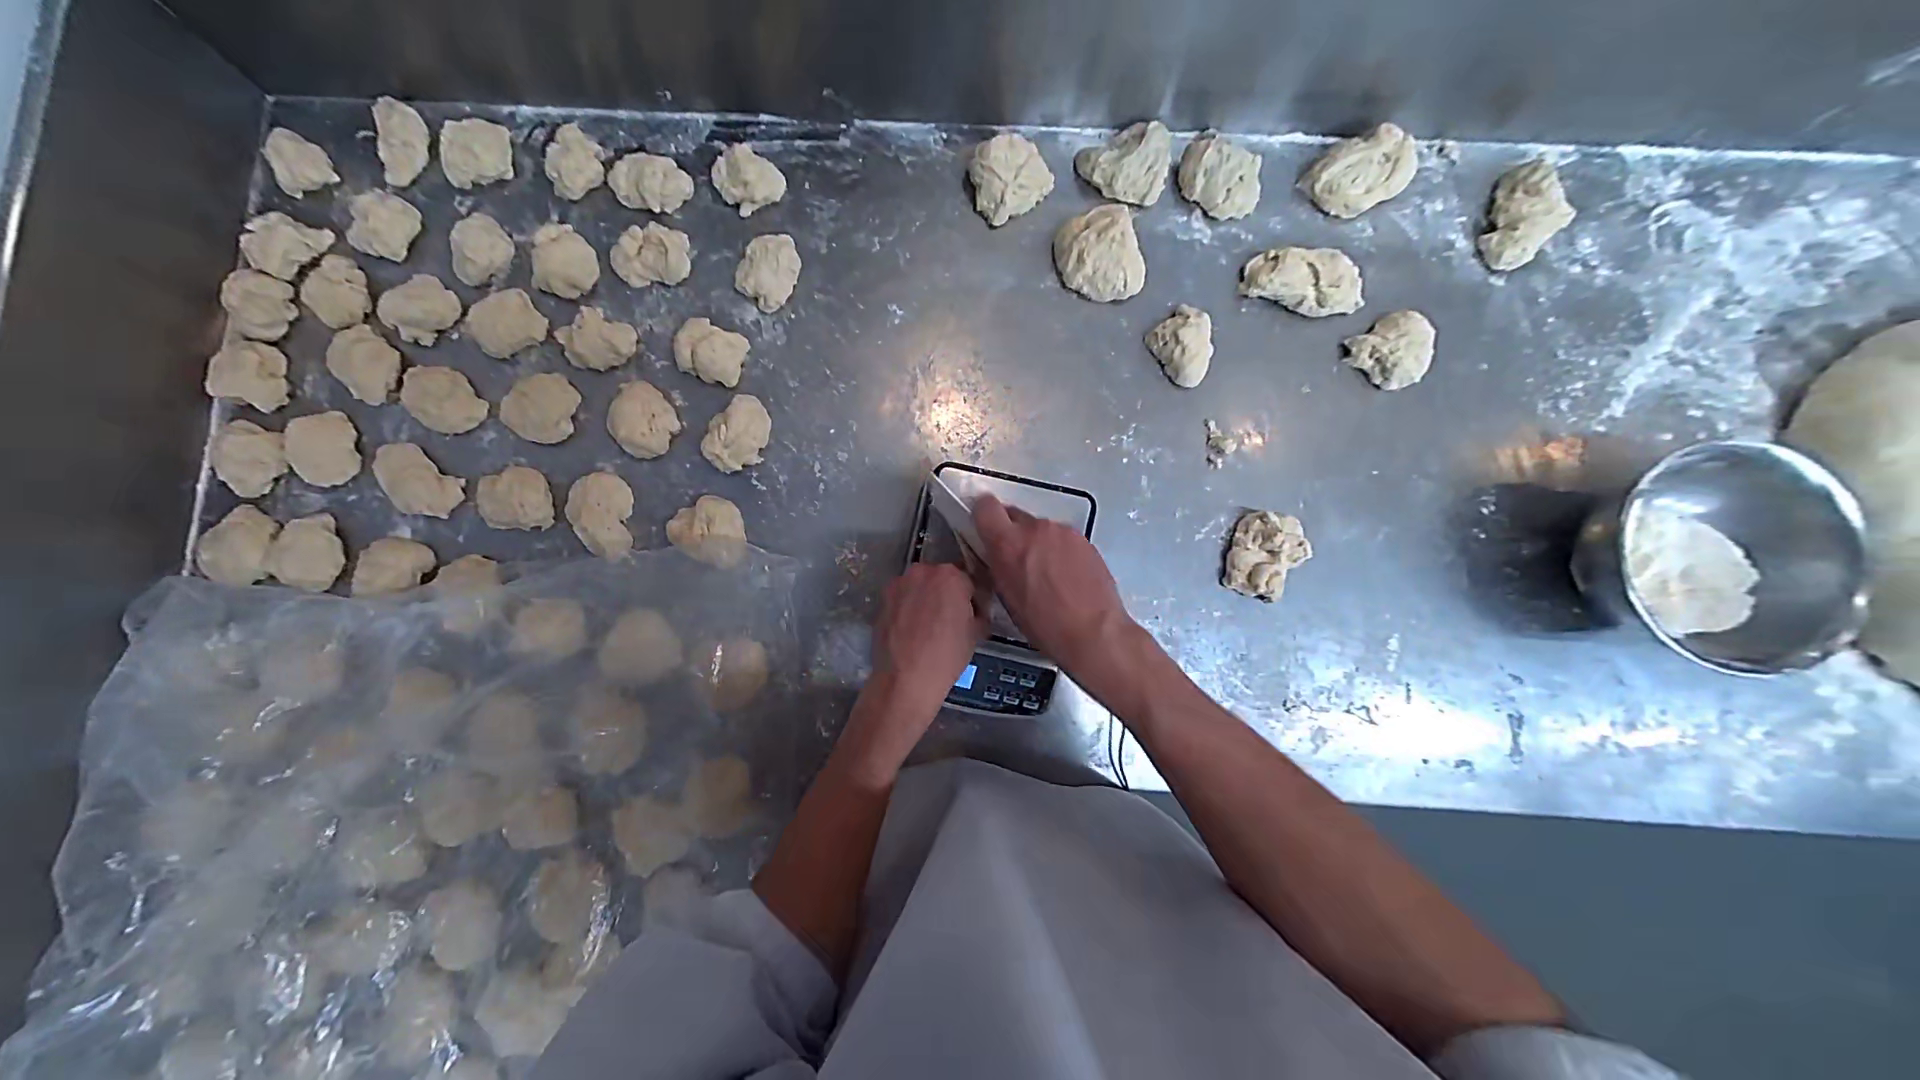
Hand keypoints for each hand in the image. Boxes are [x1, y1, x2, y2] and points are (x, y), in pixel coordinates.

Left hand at [872, 561, 985, 697]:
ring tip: (930, 627)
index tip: (975, 614)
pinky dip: (909, 609)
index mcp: (951, 576)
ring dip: (927, 600)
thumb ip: (977, 612)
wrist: (905, 679)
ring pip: (920, 588)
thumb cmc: (946, 655)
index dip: (974, 599)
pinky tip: (913, 631)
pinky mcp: (882, 600)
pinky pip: (903, 600)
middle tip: (953, 620)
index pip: (969, 581)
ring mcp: (899, 585)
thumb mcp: (976, 633)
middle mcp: (922, 572)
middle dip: (948, 595)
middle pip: (942, 579)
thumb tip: (974, 612)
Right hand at [972, 494, 1135, 672]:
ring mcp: (1062, 532)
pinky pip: (1062, 538)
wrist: (1093, 631)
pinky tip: (1067, 577)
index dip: (984, 517)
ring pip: (1040, 529)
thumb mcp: (1006, 598)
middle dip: (1013, 534)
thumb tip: (997, 559)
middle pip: (1015, 516)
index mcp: (1007, 544)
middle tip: (1019, 560)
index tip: (987, 530)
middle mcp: (1034, 529)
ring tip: (1048, 575)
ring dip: (1039, 543)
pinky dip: (1060, 551)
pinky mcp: (1083, 539)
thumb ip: (998, 567)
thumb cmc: (1045, 624)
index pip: (985, 507)